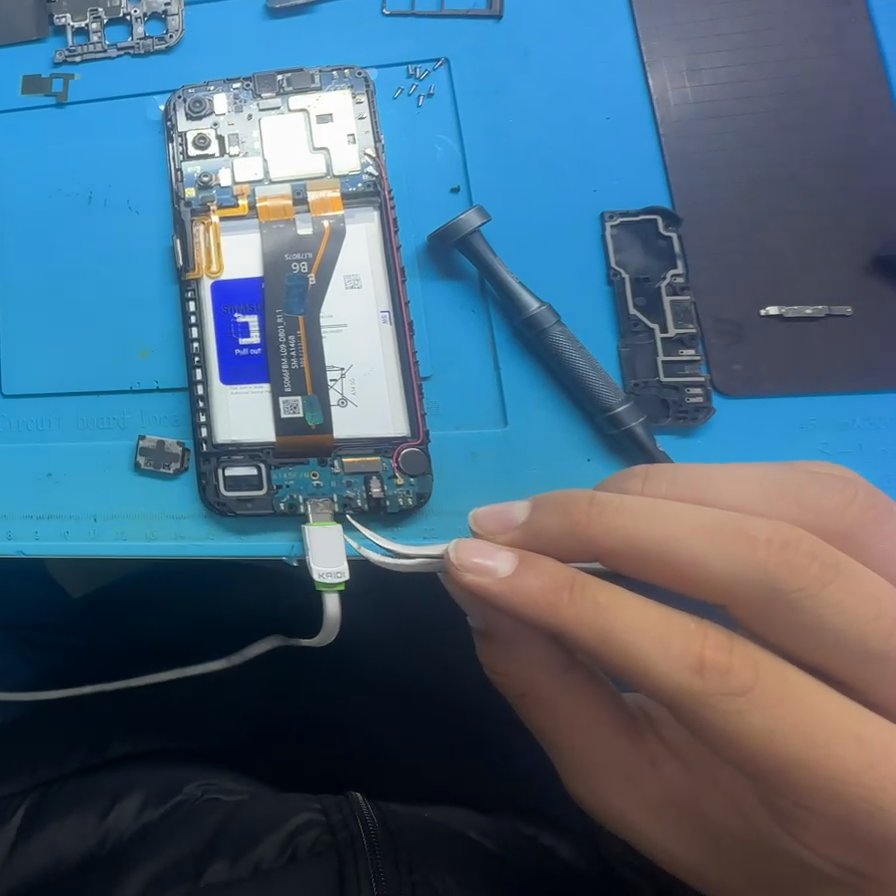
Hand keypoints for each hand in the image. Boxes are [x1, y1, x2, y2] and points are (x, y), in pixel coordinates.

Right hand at [441, 462, 895, 895]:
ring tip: (566, 519)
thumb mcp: (630, 786)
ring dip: (650, 495)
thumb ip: (545, 686)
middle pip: (772, 562)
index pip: (714, 667)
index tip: (468, 560)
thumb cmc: (746, 829)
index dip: (575, 600)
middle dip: (602, 524)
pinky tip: (644, 516)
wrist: (879, 837)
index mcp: (869, 793)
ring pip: (803, 503)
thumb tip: (470, 579)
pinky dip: (706, 485)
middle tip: (501, 525)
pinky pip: (821, 490)